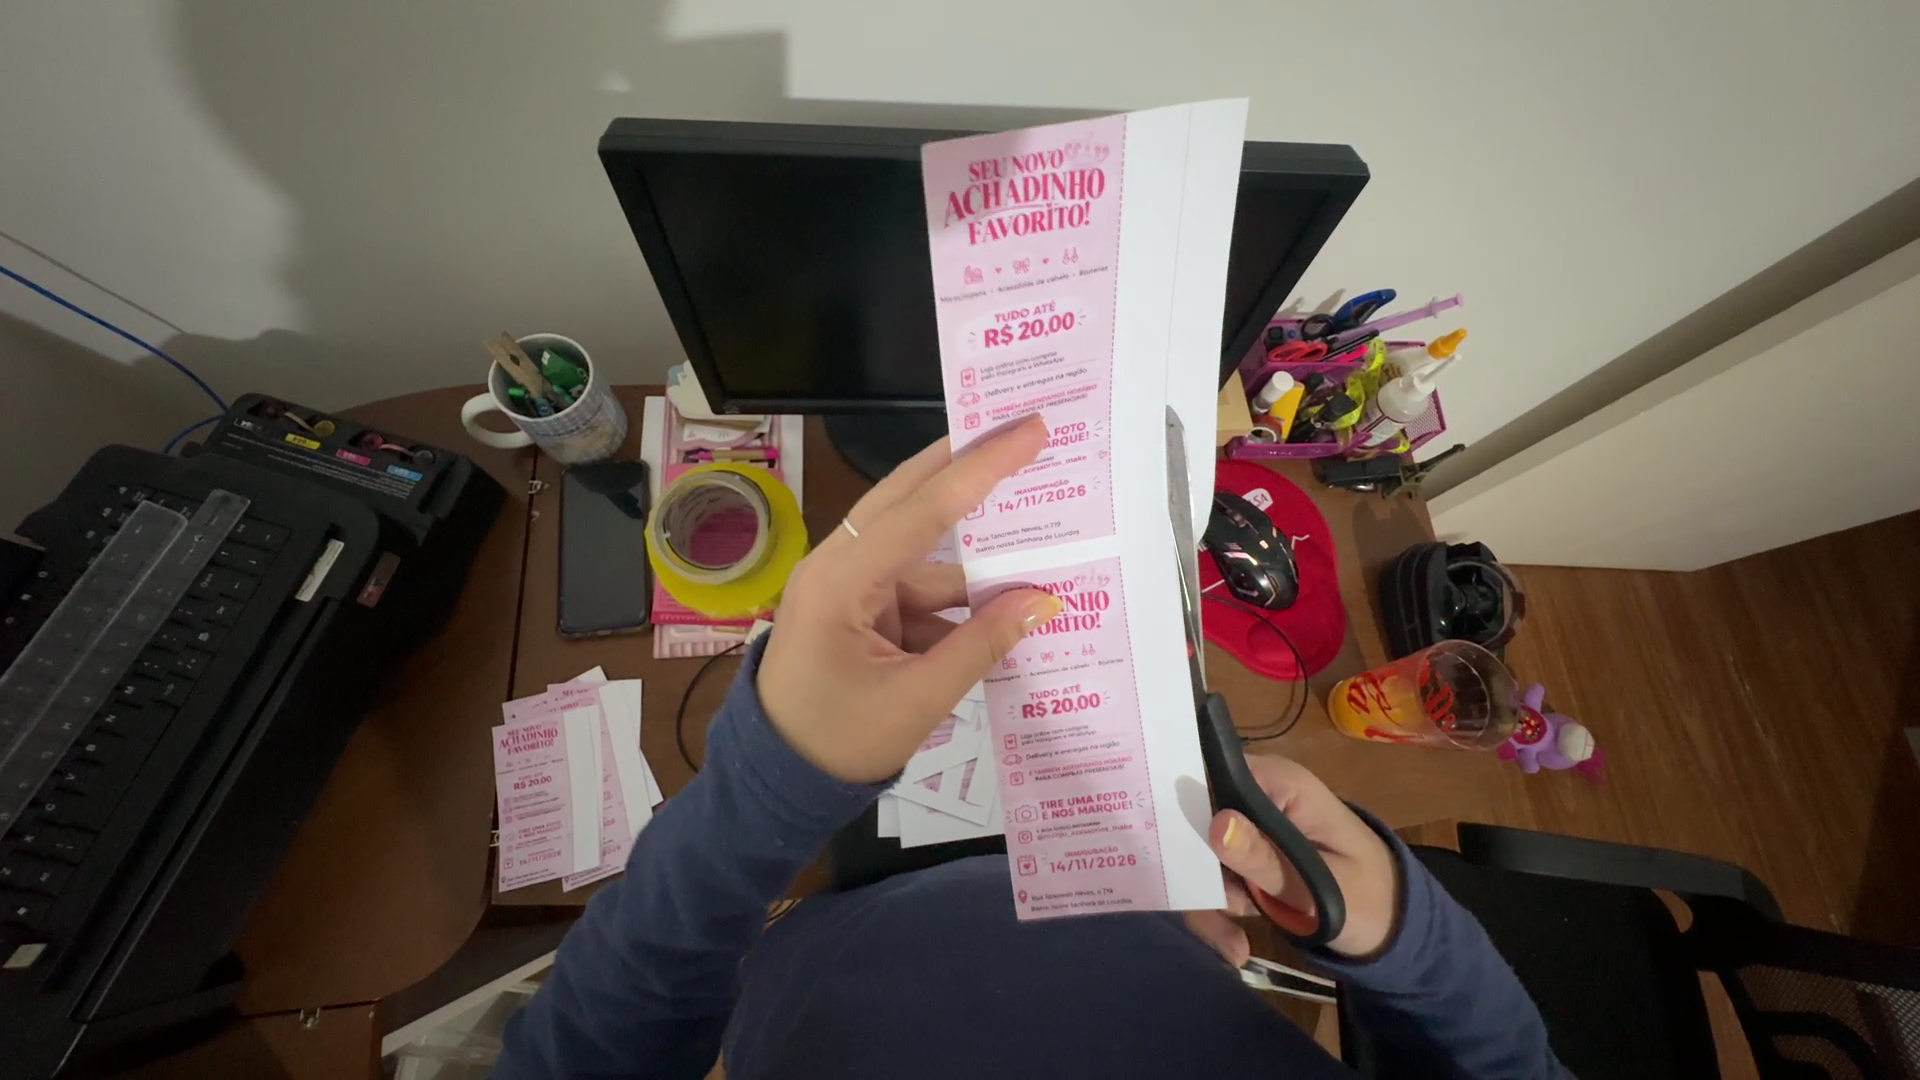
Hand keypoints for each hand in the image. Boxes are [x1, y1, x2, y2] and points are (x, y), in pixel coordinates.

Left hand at [757, 416, 1062, 782]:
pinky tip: (997, 612)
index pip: (923, 509)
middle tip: (1022, 433)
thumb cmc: (838, 744)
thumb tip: (1042, 601)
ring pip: (920, 552)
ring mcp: (845, 584)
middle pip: (910, 499)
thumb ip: (981, 645)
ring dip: (971, 561)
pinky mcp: (855, 606)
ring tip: (1034, 546)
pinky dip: (954, 599)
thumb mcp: (917, 700)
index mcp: (841, 580)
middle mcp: (839, 565)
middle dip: (967, 467)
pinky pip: (914, 587)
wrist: (774, 782)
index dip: (981, 468)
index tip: (1029, 430)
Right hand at [1183, 755, 1398, 963]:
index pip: (1209, 774)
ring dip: (1207, 897)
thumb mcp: (1321, 888)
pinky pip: (1210, 870)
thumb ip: (1266, 859)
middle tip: (1217, 917)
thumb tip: (1216, 824)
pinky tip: (1234, 942)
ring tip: (1233, 944)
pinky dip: (1216, 906)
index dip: (1181, 807)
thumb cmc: (1371, 901)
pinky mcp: (1243, 849)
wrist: (1396, 932)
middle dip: (1195, 870)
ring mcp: (1247, 821)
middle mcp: (1256, 791)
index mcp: (1278, 782)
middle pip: (1195, 815)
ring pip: (1197, 849)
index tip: (1171, 852)